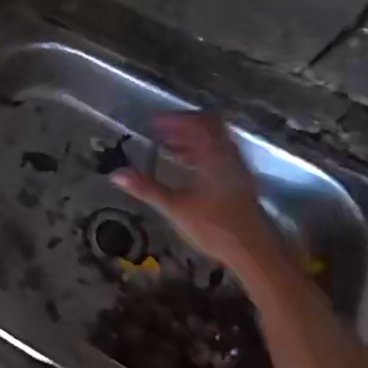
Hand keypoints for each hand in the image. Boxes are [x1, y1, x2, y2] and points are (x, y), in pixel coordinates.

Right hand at [111, 112, 285, 273]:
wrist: (251, 248)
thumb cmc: (213, 226)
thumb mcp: (175, 207)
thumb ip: (146, 189)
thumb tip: (117, 174)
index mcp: (214, 154)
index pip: (196, 123)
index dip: (174, 119)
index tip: (154, 122)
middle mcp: (229, 155)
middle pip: (209, 128)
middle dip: (184, 128)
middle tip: (162, 134)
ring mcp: (238, 168)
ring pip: (216, 143)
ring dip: (194, 142)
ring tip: (171, 150)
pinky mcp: (242, 182)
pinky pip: (221, 156)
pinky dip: (203, 155)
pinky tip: (190, 170)